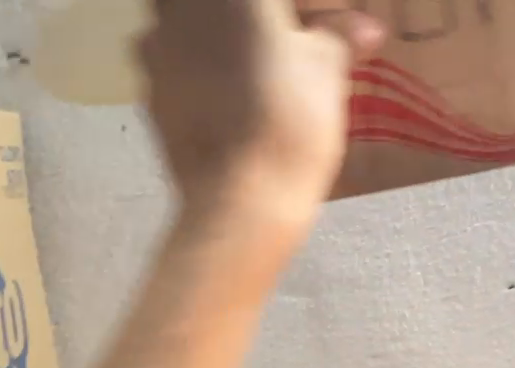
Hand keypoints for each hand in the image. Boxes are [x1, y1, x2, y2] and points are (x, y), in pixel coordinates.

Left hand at [142, 0, 383, 220]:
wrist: (242, 201)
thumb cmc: (289, 124)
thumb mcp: (328, 72)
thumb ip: (339, 37)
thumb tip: (364, 28)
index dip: (312, 13)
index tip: (332, 32)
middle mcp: (181, 4)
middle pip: (234, 9)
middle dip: (269, 25)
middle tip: (299, 53)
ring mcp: (156, 46)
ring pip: (202, 31)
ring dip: (235, 48)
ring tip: (269, 84)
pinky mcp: (151, 93)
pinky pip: (185, 70)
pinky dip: (211, 81)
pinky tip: (238, 111)